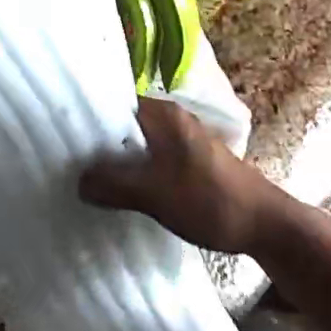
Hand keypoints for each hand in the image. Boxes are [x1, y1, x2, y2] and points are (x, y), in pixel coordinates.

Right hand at [80, 97, 289, 254]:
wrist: (267, 226)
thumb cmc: (211, 200)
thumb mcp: (156, 194)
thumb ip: (114, 185)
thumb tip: (78, 182)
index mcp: (163, 113)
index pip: (113, 104)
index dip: (88, 120)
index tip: (63, 137)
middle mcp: (171, 118)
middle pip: (123, 124)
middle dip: (99, 142)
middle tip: (70, 161)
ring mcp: (181, 138)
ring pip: (136, 143)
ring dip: (117, 159)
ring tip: (88, 176)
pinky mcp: (187, 160)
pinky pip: (150, 157)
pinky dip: (134, 170)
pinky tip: (121, 188)